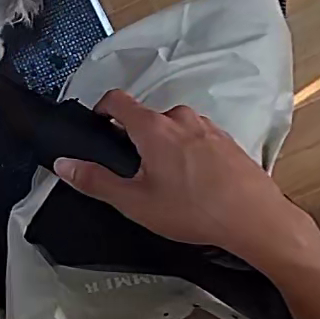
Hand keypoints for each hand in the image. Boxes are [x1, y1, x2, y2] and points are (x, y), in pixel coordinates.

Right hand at [52, 90, 319, 269]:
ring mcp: (207, 127)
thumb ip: (96, 181)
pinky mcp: (226, 140)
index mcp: (154, 128)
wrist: (254, 218)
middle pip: (147, 117)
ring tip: (168, 182)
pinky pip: (198, 138)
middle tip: (134, 170)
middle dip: (136, 138)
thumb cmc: (195, 209)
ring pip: (174, 128)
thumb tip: (65, 165)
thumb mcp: (135, 202)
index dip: (102, 108)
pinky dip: (189, 153)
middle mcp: (181, 119)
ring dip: (165, 146)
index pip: (118, 100)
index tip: (98, 122)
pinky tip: (195, 183)